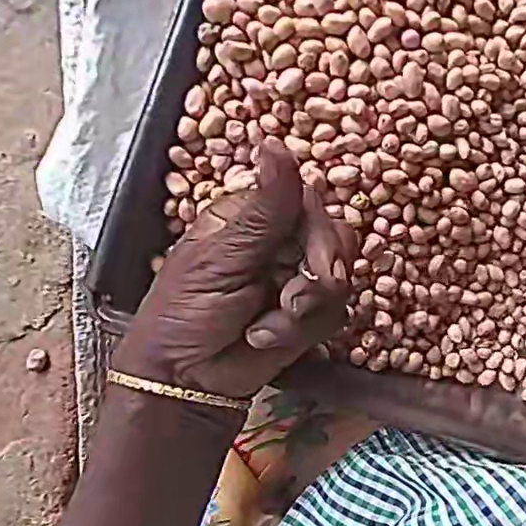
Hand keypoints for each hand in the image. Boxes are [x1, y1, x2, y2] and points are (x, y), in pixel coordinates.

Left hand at [114, 139, 355, 400]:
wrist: (185, 380)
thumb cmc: (184, 313)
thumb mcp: (222, 258)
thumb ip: (264, 210)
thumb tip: (277, 145)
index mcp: (253, 218)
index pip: (309, 204)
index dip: (319, 233)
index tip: (314, 261)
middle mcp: (281, 243)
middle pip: (336, 239)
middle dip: (319, 276)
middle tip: (291, 302)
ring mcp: (298, 278)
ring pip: (341, 278)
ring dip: (307, 308)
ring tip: (268, 325)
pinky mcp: (310, 315)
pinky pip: (336, 312)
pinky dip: (303, 331)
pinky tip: (267, 338)